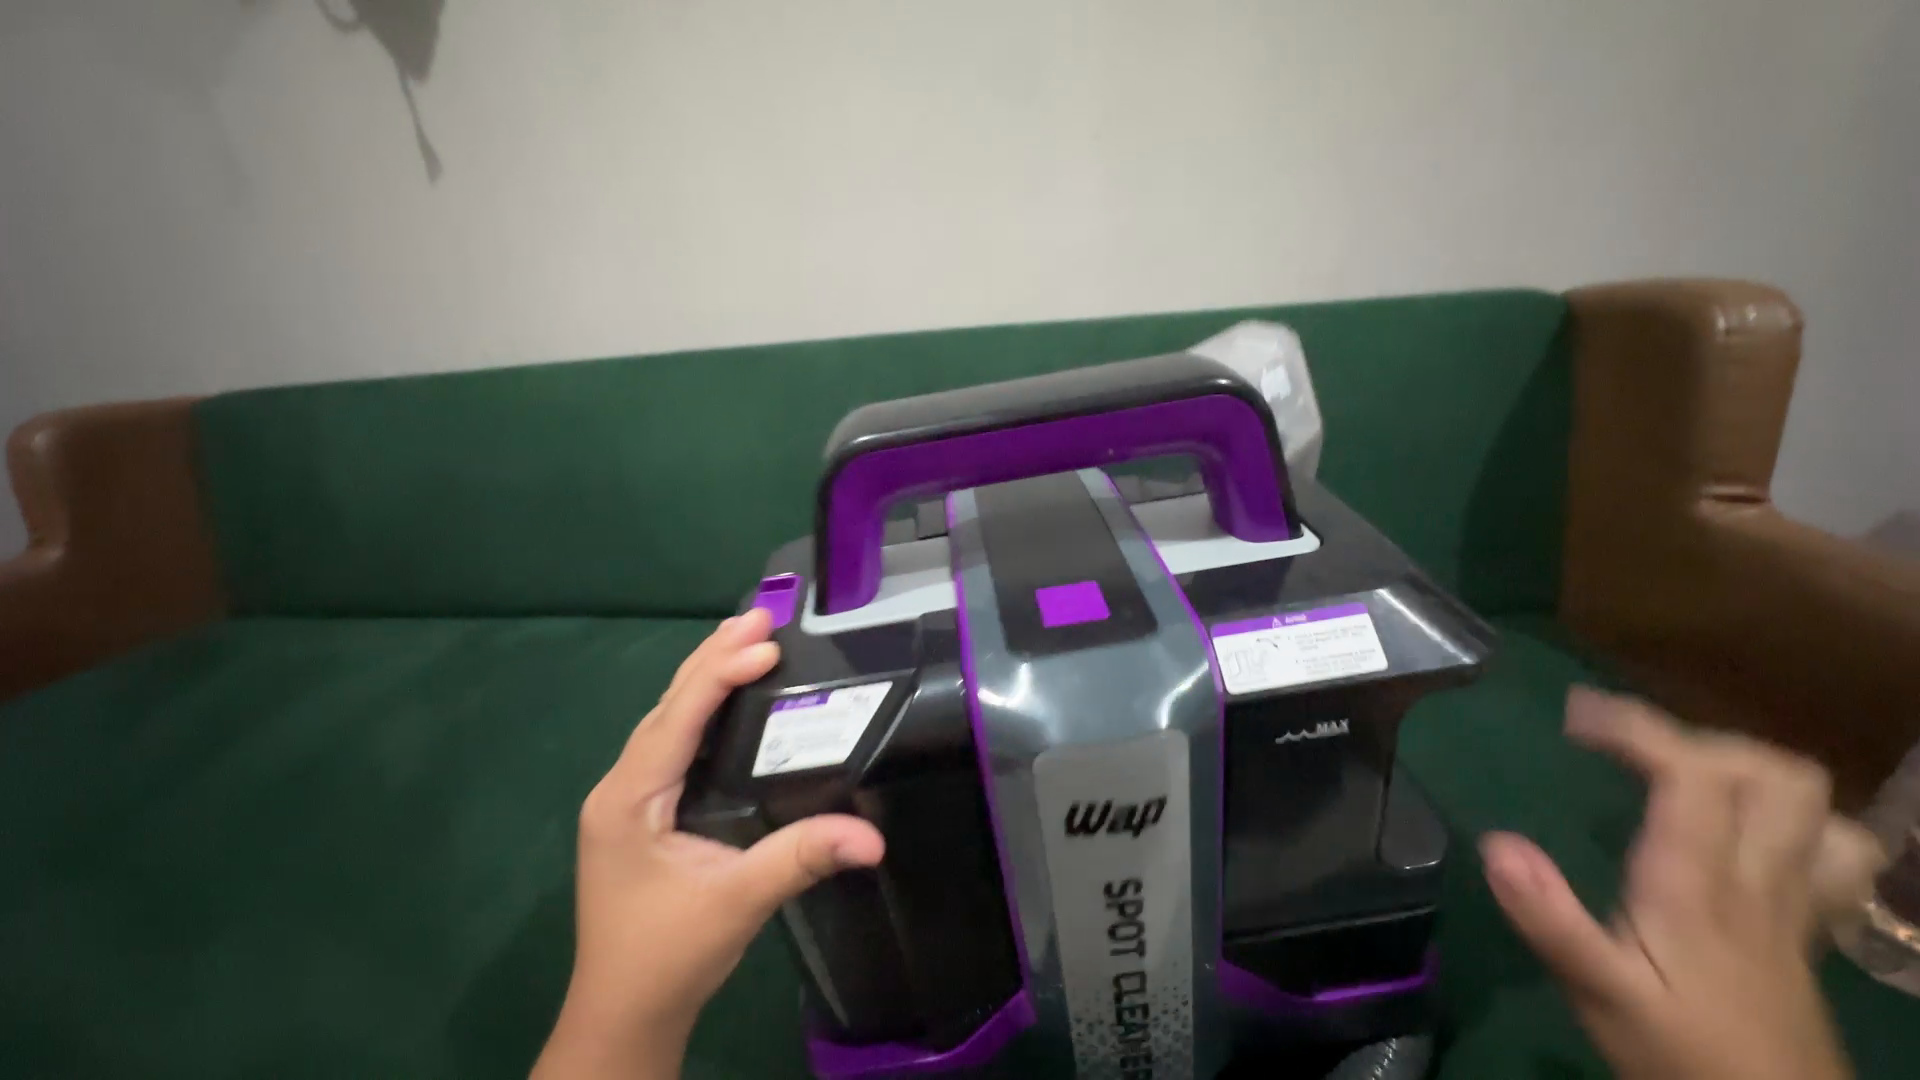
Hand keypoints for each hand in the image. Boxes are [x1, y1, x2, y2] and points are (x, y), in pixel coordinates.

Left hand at [532, 609, 886, 1079]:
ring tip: (746, 638)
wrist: (623, 1014)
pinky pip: (672, 742)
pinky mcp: (642, 811)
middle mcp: (621, 787)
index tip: (766, 644)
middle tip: (760, 617)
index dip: (720, 675)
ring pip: (667, 720)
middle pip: (668, 705)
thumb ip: (801, 858)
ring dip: (706, 676)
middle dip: (712, 658)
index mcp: (629, 798)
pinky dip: (701, 708)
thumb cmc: (668, 955)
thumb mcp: (737, 902)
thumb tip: (873, 837)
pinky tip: (726, 698)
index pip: (676, 718)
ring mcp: (627, 798)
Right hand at [1480, 687, 1853, 1079]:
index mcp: (1701, 884)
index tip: (1573, 715)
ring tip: (1679, 773)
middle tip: (1622, 749)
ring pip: (1815, 805)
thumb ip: (1550, 919)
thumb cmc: (1679, 1052)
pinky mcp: (1804, 926)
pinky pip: (1832, 848)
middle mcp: (1759, 879)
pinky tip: (1745, 827)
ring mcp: (1794, 902)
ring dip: (1747, 770)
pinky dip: (1792, 817)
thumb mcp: (1598, 991)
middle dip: (1695, 739)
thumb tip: (1496, 842)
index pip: (1692, 773)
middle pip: (1773, 775)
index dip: (1636, 726)